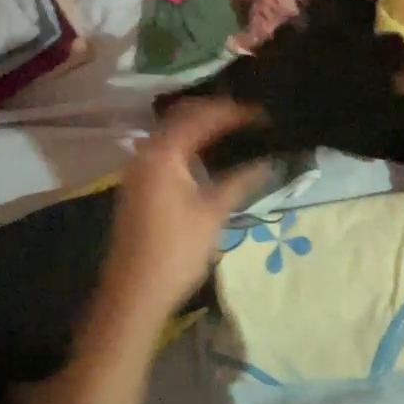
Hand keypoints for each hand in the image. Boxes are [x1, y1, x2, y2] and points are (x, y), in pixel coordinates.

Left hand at [88, 99, 270, 342]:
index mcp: (163, 153)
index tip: (263, 114)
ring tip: (235, 130)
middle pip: (183, 118)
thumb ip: (241, 180)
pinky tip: (210, 154)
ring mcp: (138, 168)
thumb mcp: (213, 213)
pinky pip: (166, 150)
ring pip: (173, 133)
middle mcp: (146, 152)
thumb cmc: (175, 251)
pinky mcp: (139, 184)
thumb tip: (268, 162)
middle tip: (250, 117)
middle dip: (216, 113)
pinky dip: (189, 144)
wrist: (134, 292)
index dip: (234, 112)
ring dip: (201, 128)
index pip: (202, 117)